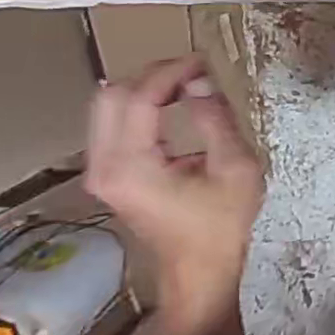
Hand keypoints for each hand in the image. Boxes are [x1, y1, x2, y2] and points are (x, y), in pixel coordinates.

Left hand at [85, 57, 263, 323]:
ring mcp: (100, 172)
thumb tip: (202, 81)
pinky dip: (137, 104)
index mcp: (132, 166)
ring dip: (143, 86)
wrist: (200, 273)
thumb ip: (216, 118)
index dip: (171, 71)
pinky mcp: (107, 175)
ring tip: (183, 83)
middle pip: (111, 94)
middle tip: (191, 70)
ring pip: (106, 105)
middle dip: (152, 74)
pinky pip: (110, 123)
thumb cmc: (221, 226)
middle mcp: (104, 165)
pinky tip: (166, 101)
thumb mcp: (235, 168)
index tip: (203, 61)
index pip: (139, 97)